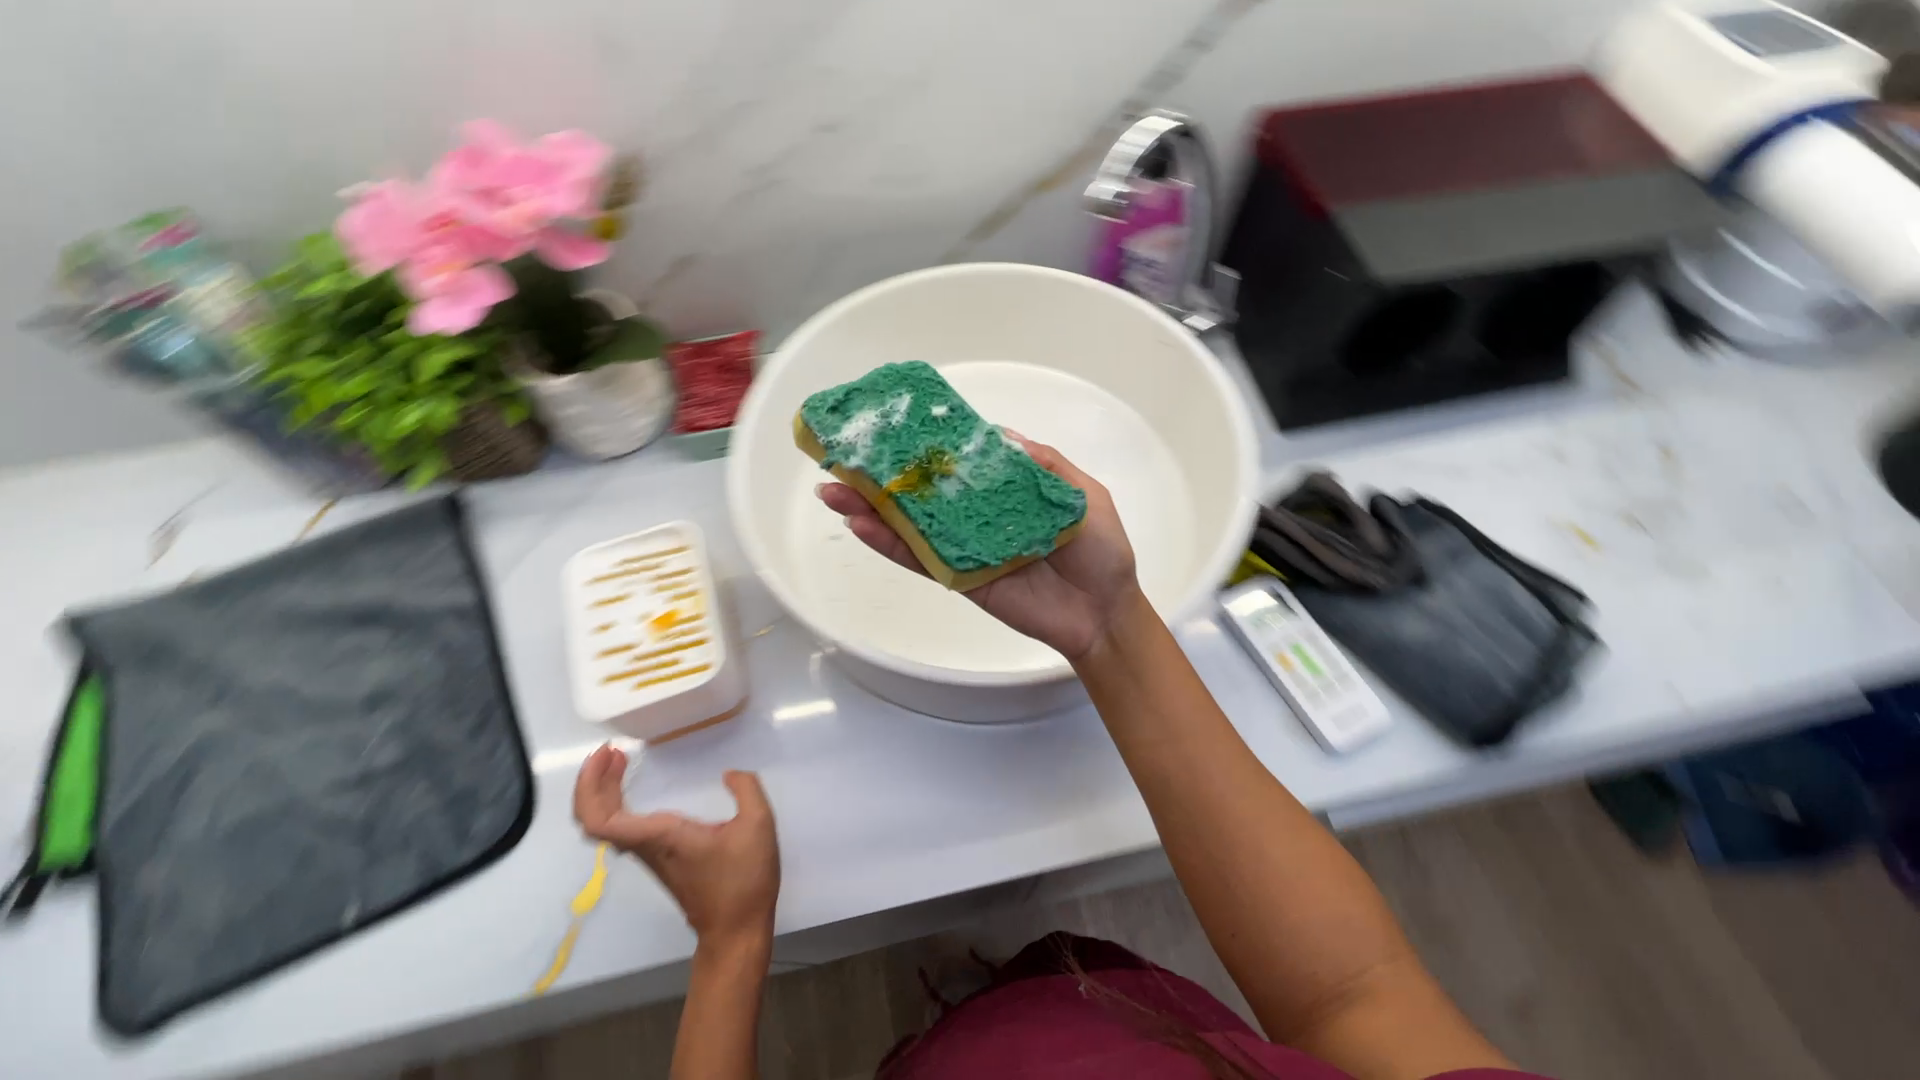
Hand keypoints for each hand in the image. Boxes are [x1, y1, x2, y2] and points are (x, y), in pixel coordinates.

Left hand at [573, 745, 779, 950]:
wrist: (737, 929)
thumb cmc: (744, 880)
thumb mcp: (758, 825)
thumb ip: (746, 789)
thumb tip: (729, 773)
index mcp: (659, 836)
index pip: (600, 819)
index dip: (590, 786)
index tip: (606, 756)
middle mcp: (645, 846)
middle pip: (594, 818)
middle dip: (592, 781)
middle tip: (611, 750)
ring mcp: (649, 854)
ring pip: (605, 823)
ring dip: (603, 790)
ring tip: (619, 760)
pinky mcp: (658, 859)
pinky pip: (621, 827)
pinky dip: (617, 802)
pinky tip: (634, 787)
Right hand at [817, 432, 1140, 660]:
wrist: (1103, 611)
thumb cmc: (1100, 550)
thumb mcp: (1081, 493)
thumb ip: (1043, 464)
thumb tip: (999, 435)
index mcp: (1005, 491)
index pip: (958, 463)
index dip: (926, 445)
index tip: (891, 425)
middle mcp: (977, 516)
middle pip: (921, 493)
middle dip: (881, 475)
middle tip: (840, 456)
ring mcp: (963, 548)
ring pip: (909, 525)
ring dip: (870, 508)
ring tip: (832, 488)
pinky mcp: (958, 579)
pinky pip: (920, 561)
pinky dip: (890, 545)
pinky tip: (861, 525)